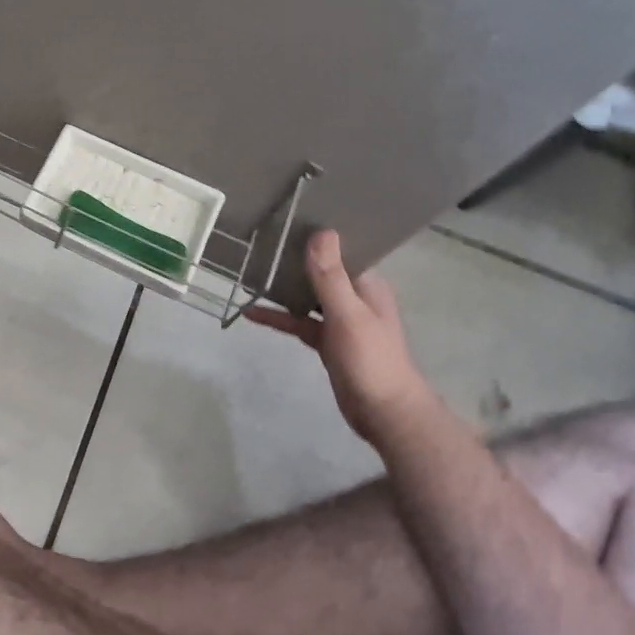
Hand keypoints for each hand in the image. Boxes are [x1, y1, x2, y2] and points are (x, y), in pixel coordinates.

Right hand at [245, 229, 438, 446]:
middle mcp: (354, 298)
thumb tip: (321, 232)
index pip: (340, 251)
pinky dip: (279, 317)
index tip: (287, 221)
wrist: (384, 413)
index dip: (317, 236)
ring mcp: (340, 321)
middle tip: (259, 241)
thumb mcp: (348, 315)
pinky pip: (298, 322)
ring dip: (283, 288)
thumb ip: (331, 277)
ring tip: (250, 271)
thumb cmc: (371, 360)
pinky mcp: (327, 341)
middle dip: (293, 260)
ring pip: (306, 296)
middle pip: (320, 271)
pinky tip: (252, 313)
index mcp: (366, 286)